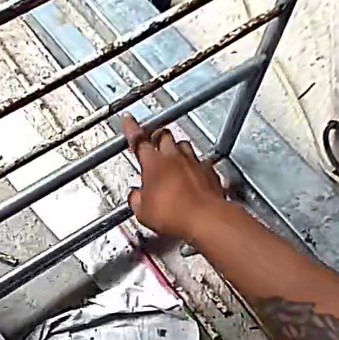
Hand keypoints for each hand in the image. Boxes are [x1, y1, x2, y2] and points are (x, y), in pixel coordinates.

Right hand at [123, 114, 230, 242]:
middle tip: (152, 141)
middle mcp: (174, 157)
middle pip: (164, 135)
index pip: (139, 139)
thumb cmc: (174, 213)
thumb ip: (136, 199)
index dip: (131, 129)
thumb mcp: (143, 211)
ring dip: (176, 148)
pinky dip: (194, 165)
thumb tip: (135, 196)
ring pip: (184, 145)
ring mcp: (194, 162)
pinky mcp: (209, 172)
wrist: (205, 218)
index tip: (129, 121)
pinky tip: (192, 174)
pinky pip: (200, 162)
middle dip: (157, 136)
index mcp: (153, 163)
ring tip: (172, 156)